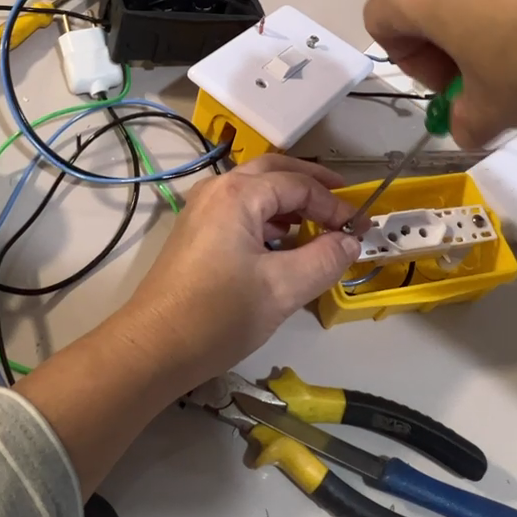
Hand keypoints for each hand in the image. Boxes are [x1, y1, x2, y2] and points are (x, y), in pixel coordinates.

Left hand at [14, 156, 360, 494]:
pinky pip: (240, 207)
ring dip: (289, 199)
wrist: (155, 346)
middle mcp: (218, 189)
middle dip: (311, 183)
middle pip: (273, 171)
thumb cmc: (219, 314)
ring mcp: (202, 208)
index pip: (298, 184)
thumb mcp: (282, 289)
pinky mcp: (196, 230)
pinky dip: (268, 215)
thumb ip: (323, 259)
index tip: (361, 227)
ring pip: (254, 188)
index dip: (334, 204)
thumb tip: (350, 241)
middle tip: (343, 201)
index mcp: (239, 193)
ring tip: (319, 223)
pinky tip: (285, 242)